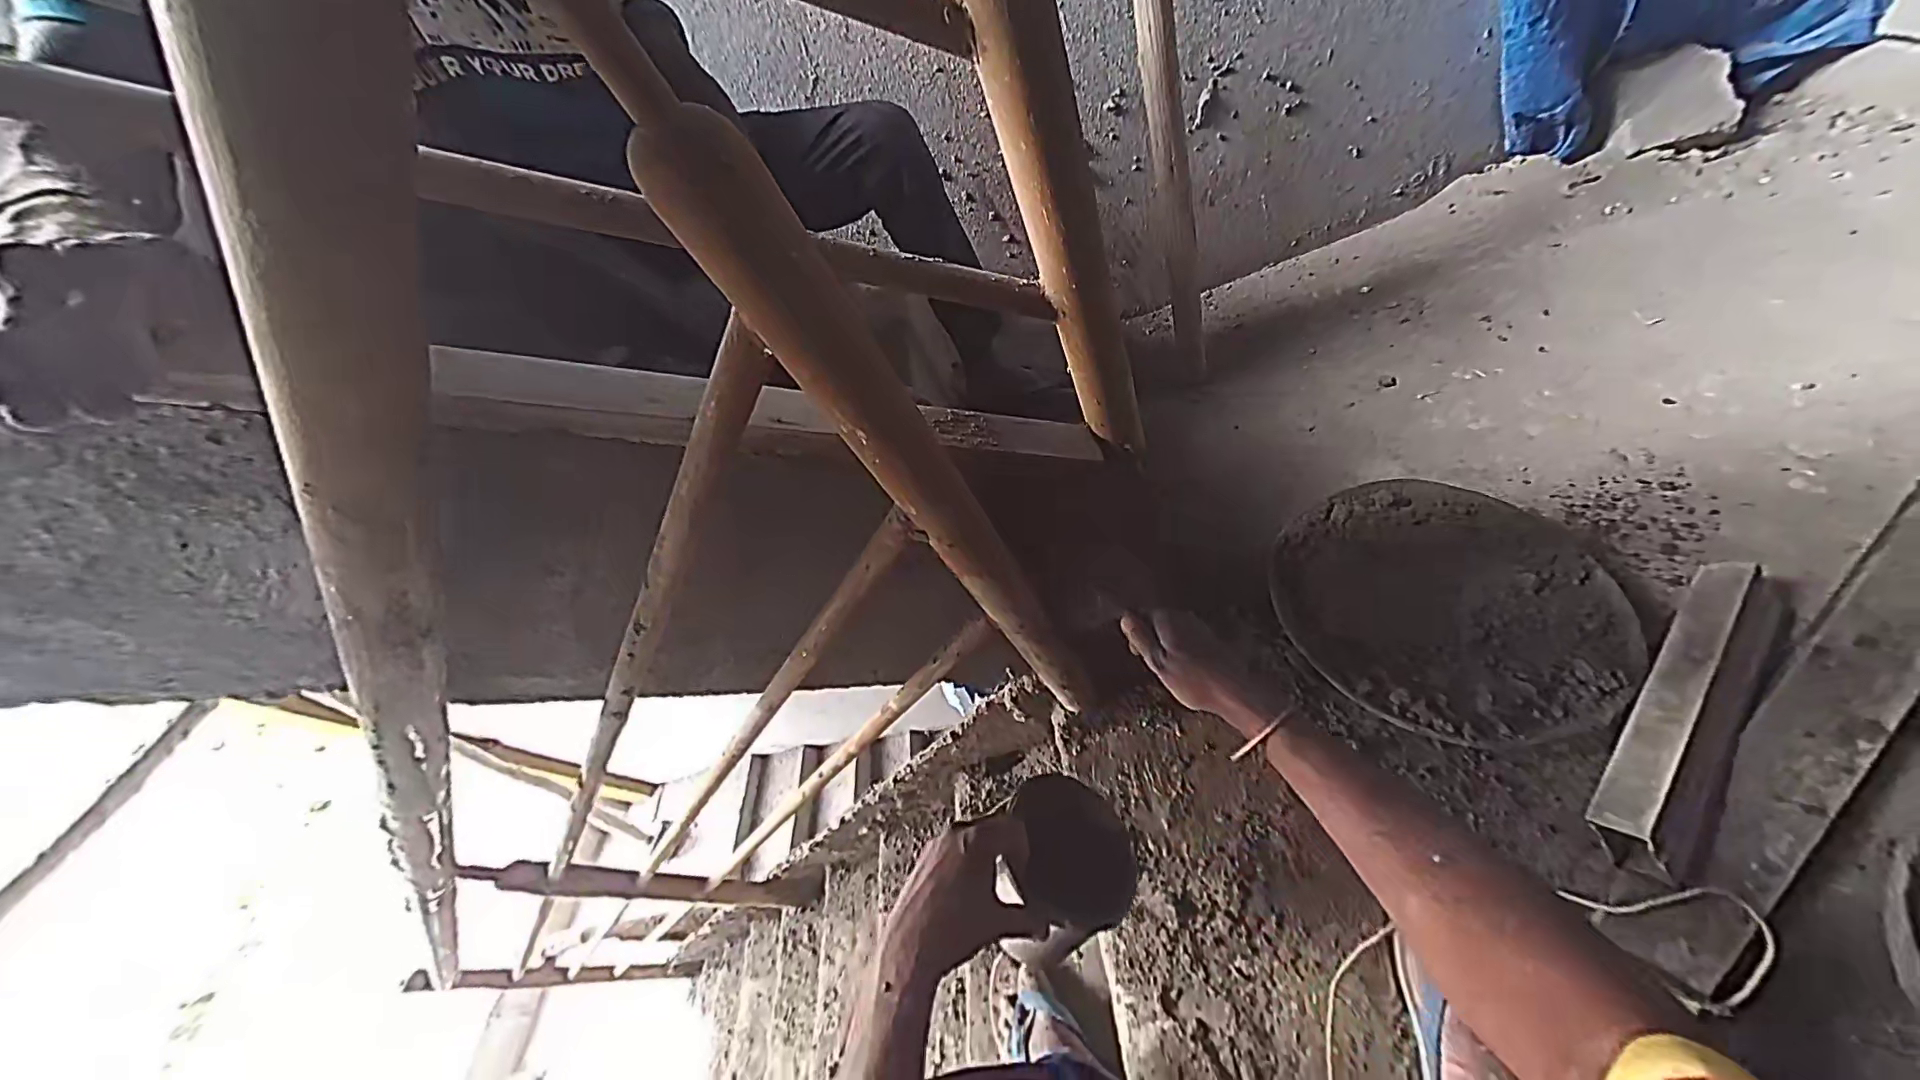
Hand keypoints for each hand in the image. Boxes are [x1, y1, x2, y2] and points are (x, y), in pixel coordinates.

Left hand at [879, 817, 1048, 985]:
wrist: (909, 949)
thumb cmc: (951, 932)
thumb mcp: (998, 924)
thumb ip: (1028, 919)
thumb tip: (1042, 924)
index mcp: (977, 841)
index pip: (1012, 827)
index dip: (1024, 849)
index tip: (1023, 870)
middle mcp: (954, 835)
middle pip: (990, 828)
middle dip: (1004, 850)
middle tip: (1011, 876)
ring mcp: (935, 845)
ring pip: (968, 839)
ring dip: (982, 856)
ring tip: (987, 887)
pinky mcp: (922, 859)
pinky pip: (950, 850)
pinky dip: (962, 863)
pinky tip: (963, 894)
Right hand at [1120, 609, 1286, 730]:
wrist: (1235, 693)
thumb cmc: (1194, 681)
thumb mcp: (1157, 663)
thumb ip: (1140, 638)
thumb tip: (1126, 618)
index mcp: (1168, 619)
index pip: (1142, 612)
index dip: (1135, 630)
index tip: (1135, 649)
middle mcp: (1186, 616)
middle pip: (1159, 619)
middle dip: (1152, 635)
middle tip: (1151, 661)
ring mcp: (1201, 627)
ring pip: (1174, 629)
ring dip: (1167, 643)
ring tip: (1168, 668)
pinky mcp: (1213, 639)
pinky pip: (1188, 638)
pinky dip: (1182, 649)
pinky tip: (1185, 668)